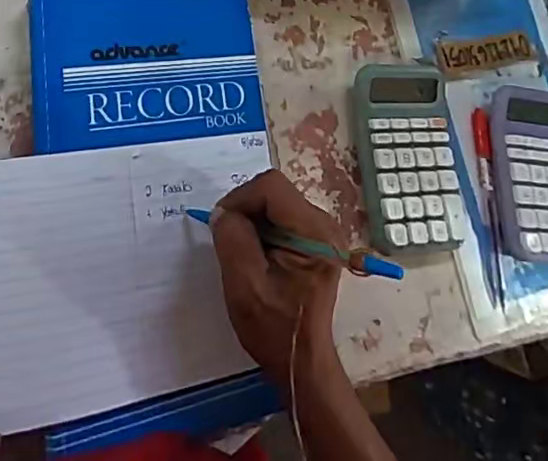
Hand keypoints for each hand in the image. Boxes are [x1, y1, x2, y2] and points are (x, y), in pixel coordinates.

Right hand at [209, 172, 343, 385]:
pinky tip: (257, 255)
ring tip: (244, 252)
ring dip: (253, 220)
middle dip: (246, 209)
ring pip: (275, 202)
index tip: (223, 224)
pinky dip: (262, 228)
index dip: (240, 198)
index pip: (271, 186)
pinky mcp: (315, 239)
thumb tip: (225, 212)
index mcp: (313, 232)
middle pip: (274, 192)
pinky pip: (281, 216)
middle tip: (230, 240)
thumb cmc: (275, 328)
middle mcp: (324, 224)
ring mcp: (322, 231)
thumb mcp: (244, 285)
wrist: (302, 361)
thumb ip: (232, 238)